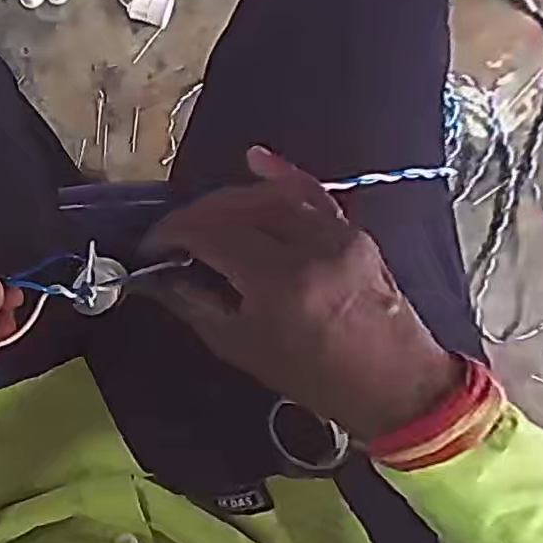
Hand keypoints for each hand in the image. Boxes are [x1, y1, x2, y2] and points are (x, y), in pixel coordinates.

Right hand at [144, 146, 460, 440]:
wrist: (391, 383)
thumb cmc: (308, 375)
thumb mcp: (239, 346)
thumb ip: (195, 304)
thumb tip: (162, 277)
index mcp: (278, 281)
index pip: (211, 234)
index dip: (172, 234)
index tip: (151, 246)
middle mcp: (309, 246)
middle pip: (238, 208)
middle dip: (194, 215)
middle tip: (170, 235)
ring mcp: (337, 234)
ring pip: (271, 195)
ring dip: (226, 199)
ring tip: (199, 216)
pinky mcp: (353, 232)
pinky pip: (313, 193)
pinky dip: (281, 175)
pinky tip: (254, 159)